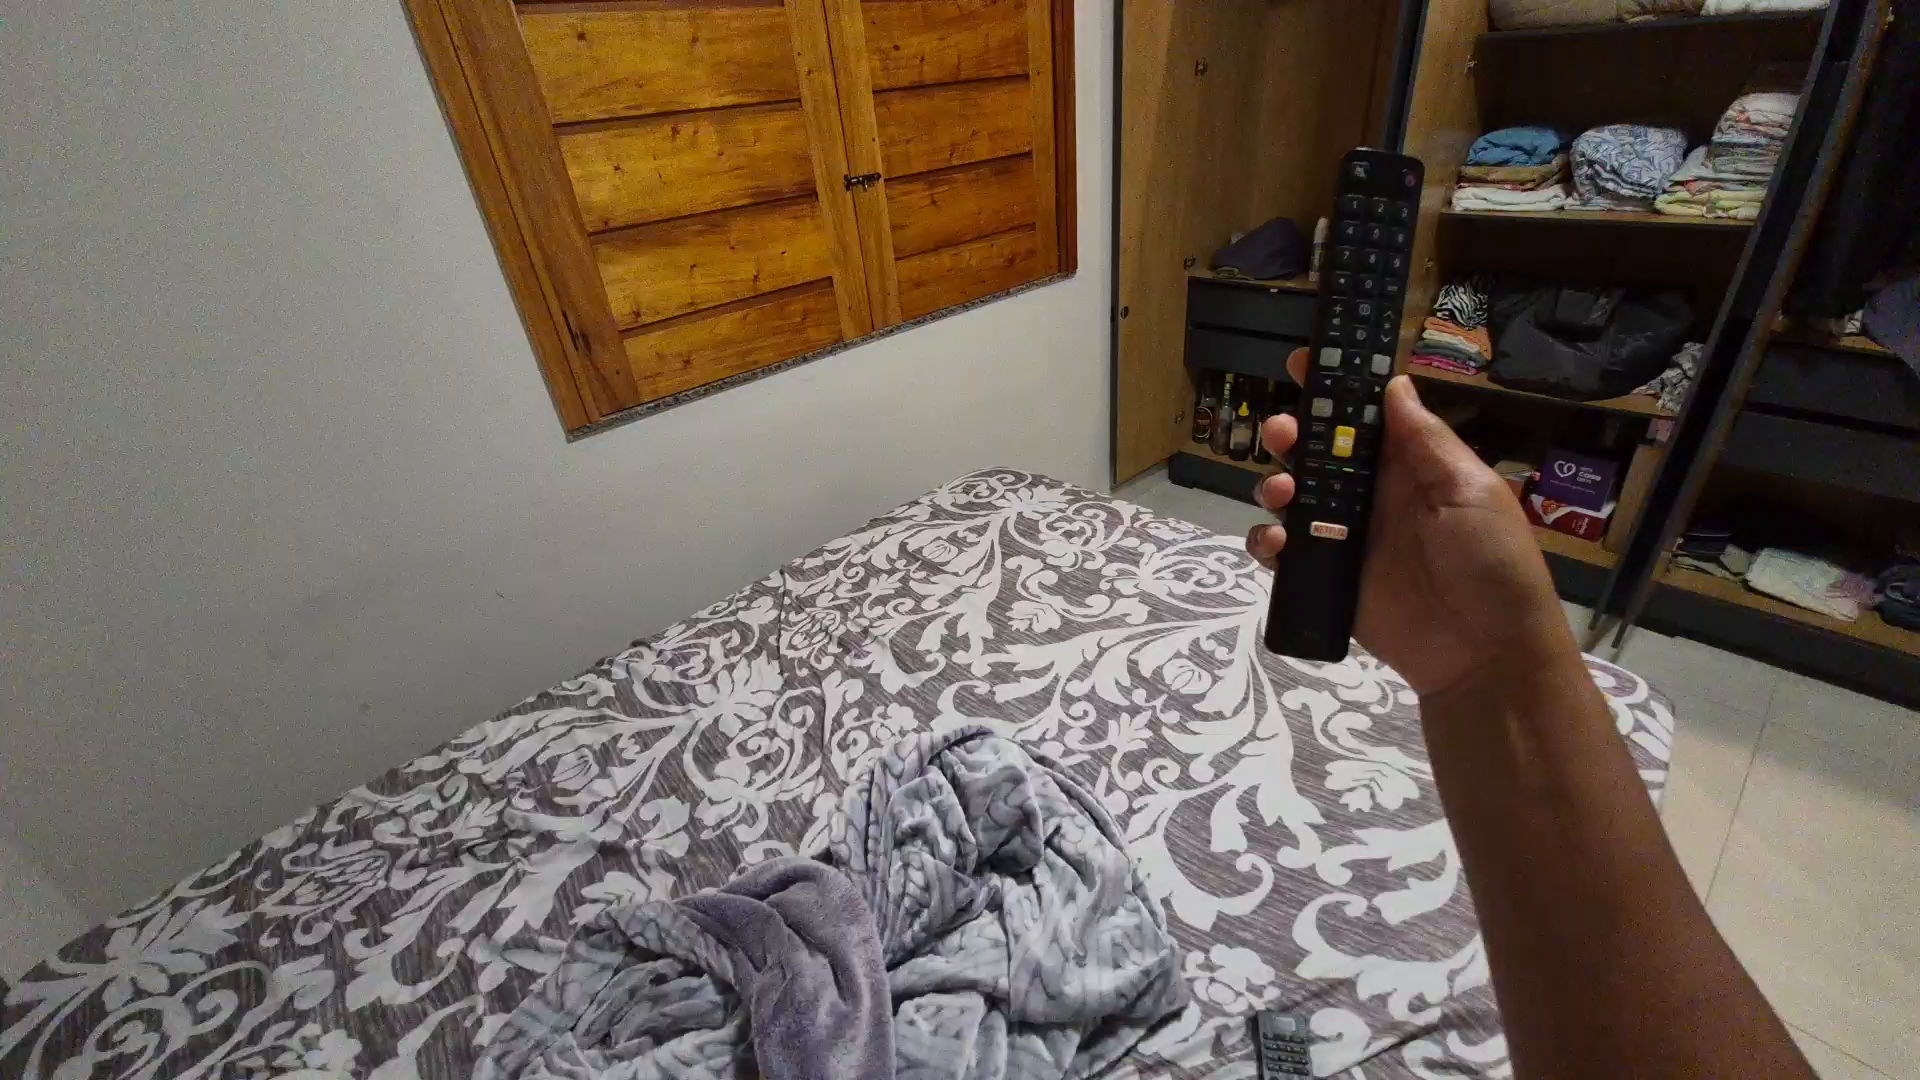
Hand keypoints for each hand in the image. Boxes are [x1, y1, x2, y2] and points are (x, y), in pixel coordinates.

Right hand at [1246, 350, 1576, 697]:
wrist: (1481, 653)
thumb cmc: (1489, 564)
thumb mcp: (1469, 492)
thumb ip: (1425, 442)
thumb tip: (1394, 384)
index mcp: (1405, 469)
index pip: (1362, 420)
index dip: (1333, 390)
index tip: (1302, 363)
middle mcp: (1367, 497)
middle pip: (1314, 455)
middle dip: (1290, 436)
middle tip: (1281, 433)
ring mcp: (1340, 537)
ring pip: (1289, 499)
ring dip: (1273, 487)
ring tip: (1281, 496)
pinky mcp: (1321, 575)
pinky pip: (1279, 553)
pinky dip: (1265, 544)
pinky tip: (1274, 545)